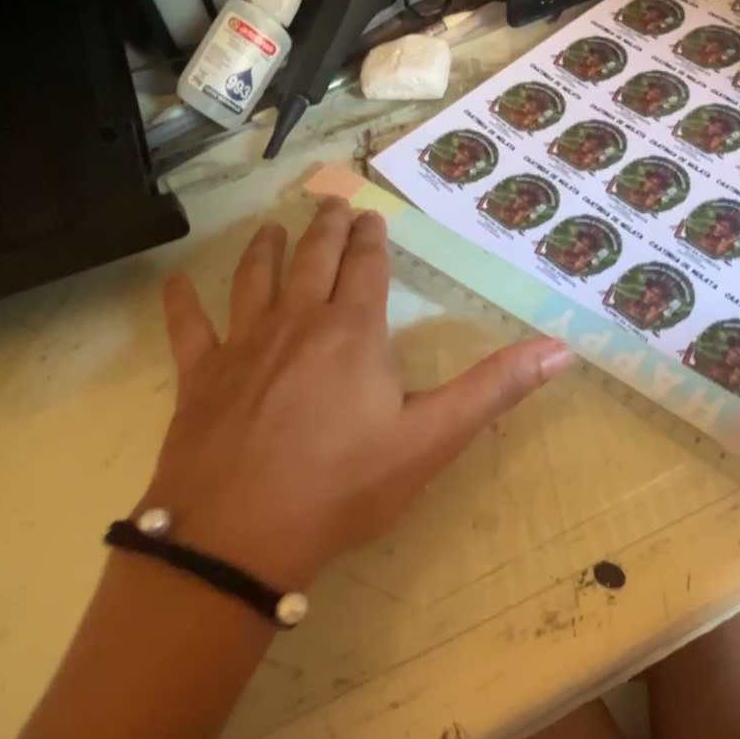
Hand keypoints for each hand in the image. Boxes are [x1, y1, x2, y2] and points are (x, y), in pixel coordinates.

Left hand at [138, 198, 577, 588]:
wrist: (240, 535)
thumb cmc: (343, 487)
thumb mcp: (431, 440)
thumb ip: (494, 389)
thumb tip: (562, 348)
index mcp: (352, 334)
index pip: (365, 269)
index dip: (370, 240)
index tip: (369, 216)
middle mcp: (295, 325)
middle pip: (311, 262)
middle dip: (324, 230)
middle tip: (329, 203)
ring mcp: (241, 348)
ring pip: (254, 281)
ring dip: (265, 249)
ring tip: (273, 226)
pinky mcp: (199, 378)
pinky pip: (188, 329)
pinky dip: (183, 303)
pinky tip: (177, 283)